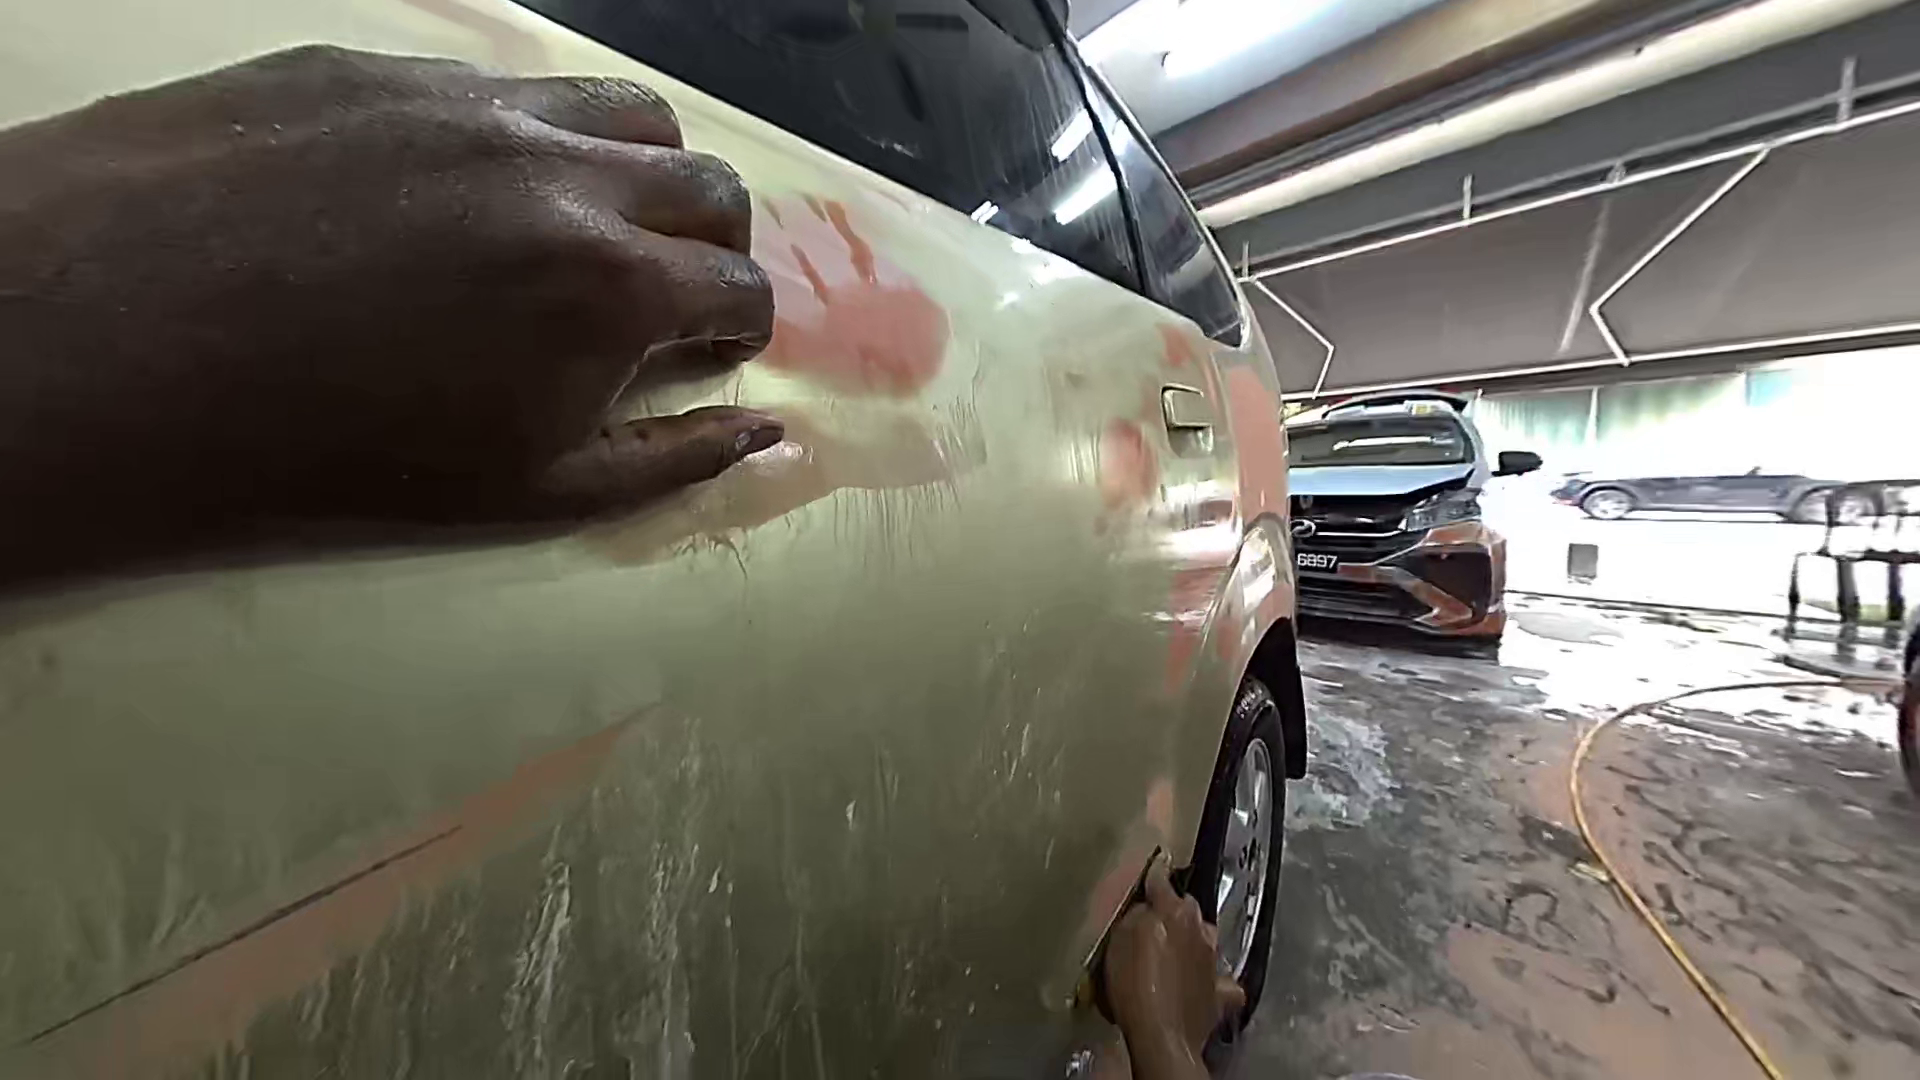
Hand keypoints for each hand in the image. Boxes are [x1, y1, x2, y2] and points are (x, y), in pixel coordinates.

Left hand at [0, 46, 778, 583]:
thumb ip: (686, 456)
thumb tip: (770, 430)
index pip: (744, 287)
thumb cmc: (370, 454)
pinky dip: (560, 145)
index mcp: (615, 289)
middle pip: (716, 188)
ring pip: (641, 115)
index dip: (748, 326)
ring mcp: (477, 109)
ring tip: (615, 229)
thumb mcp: (559, 489)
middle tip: (686, 290)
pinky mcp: (387, 70)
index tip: (719, 347)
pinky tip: (509, 197)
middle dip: (725, 248)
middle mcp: (570, 180)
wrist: (111, 360)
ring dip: (659, 180)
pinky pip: (526, 91)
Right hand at [1102, 854, 1245, 1079]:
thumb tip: (1145, 904)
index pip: (1161, 879)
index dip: (1153, 873)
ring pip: (1206, 937)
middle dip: (1175, 908)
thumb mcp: (1118, 938)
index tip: (1150, 865)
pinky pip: (1222, 980)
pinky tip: (1205, 982)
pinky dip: (1214, 978)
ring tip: (1178, 947)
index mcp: (1173, 909)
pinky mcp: (1220, 993)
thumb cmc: (1132, 980)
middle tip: (1155, 917)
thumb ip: (1135, 914)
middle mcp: (1198, 928)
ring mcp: (1213, 961)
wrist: (1161, 1036)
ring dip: (1195, 937)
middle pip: (1187, 907)